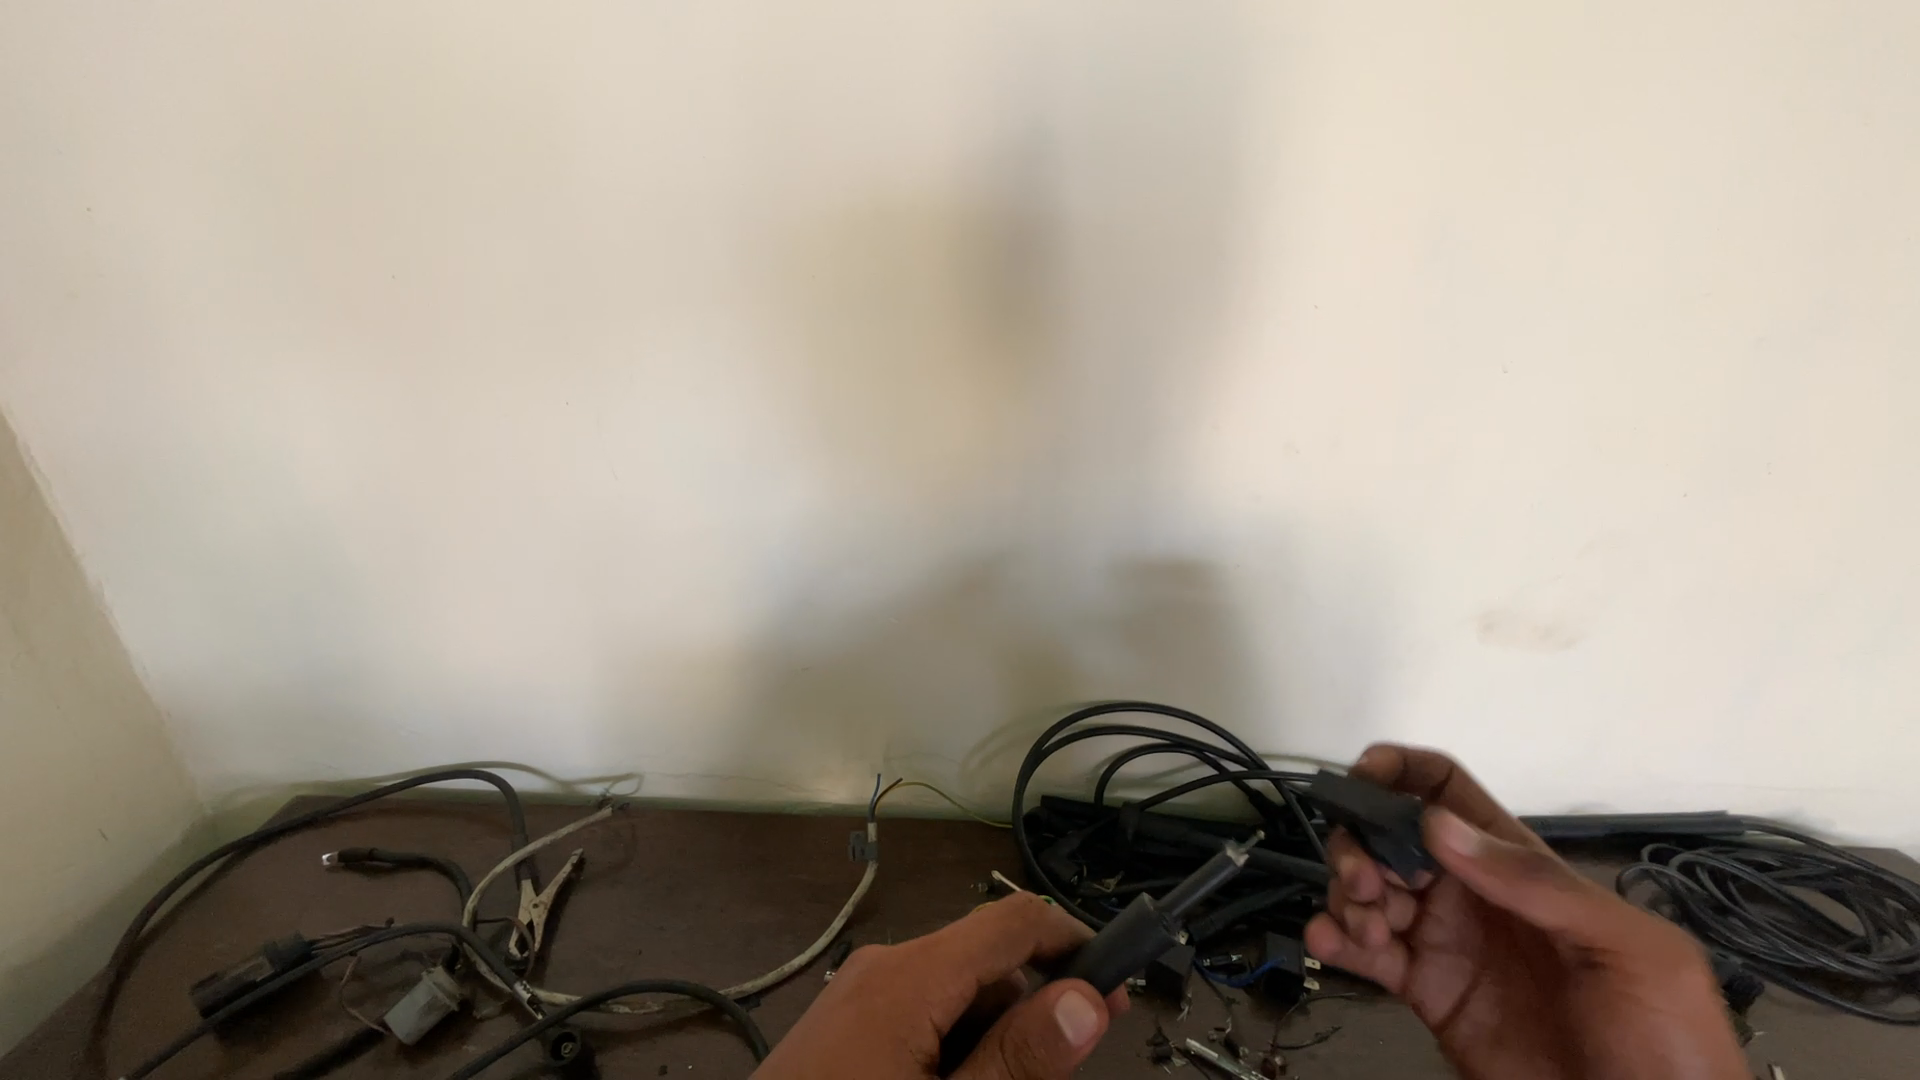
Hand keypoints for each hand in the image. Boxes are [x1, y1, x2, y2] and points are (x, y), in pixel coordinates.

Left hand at [754, 892, 1125, 1079]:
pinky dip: (952, 1047)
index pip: (1012, 922)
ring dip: (994, 1039)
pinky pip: (918, 1016)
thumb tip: (1087, 999)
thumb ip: (1018, 1059)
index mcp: (909, 974)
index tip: (1118, 988)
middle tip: (1061, 1072)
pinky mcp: (844, 1027)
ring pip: (955, 994)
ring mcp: (857, 995)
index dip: (1073, 942)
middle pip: (986, 963)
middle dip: (1033, 1010)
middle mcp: (883, 967)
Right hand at [1305, 745, 1748, 1079]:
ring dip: (1344, 892)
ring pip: (1365, 887)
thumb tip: (1436, 823)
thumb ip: (1540, 885)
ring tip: (1364, 929)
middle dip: (1359, 843)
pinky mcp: (1422, 990)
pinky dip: (1333, 938)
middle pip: (1387, 837)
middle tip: (1363, 882)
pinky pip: (1362, 952)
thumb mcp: (1631, 953)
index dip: (1402, 770)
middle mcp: (1466, 893)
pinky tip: (1330, 943)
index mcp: (1515, 868)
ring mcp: (1441, 940)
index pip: (1448, 793)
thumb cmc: (1664, 1042)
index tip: (1362, 775)